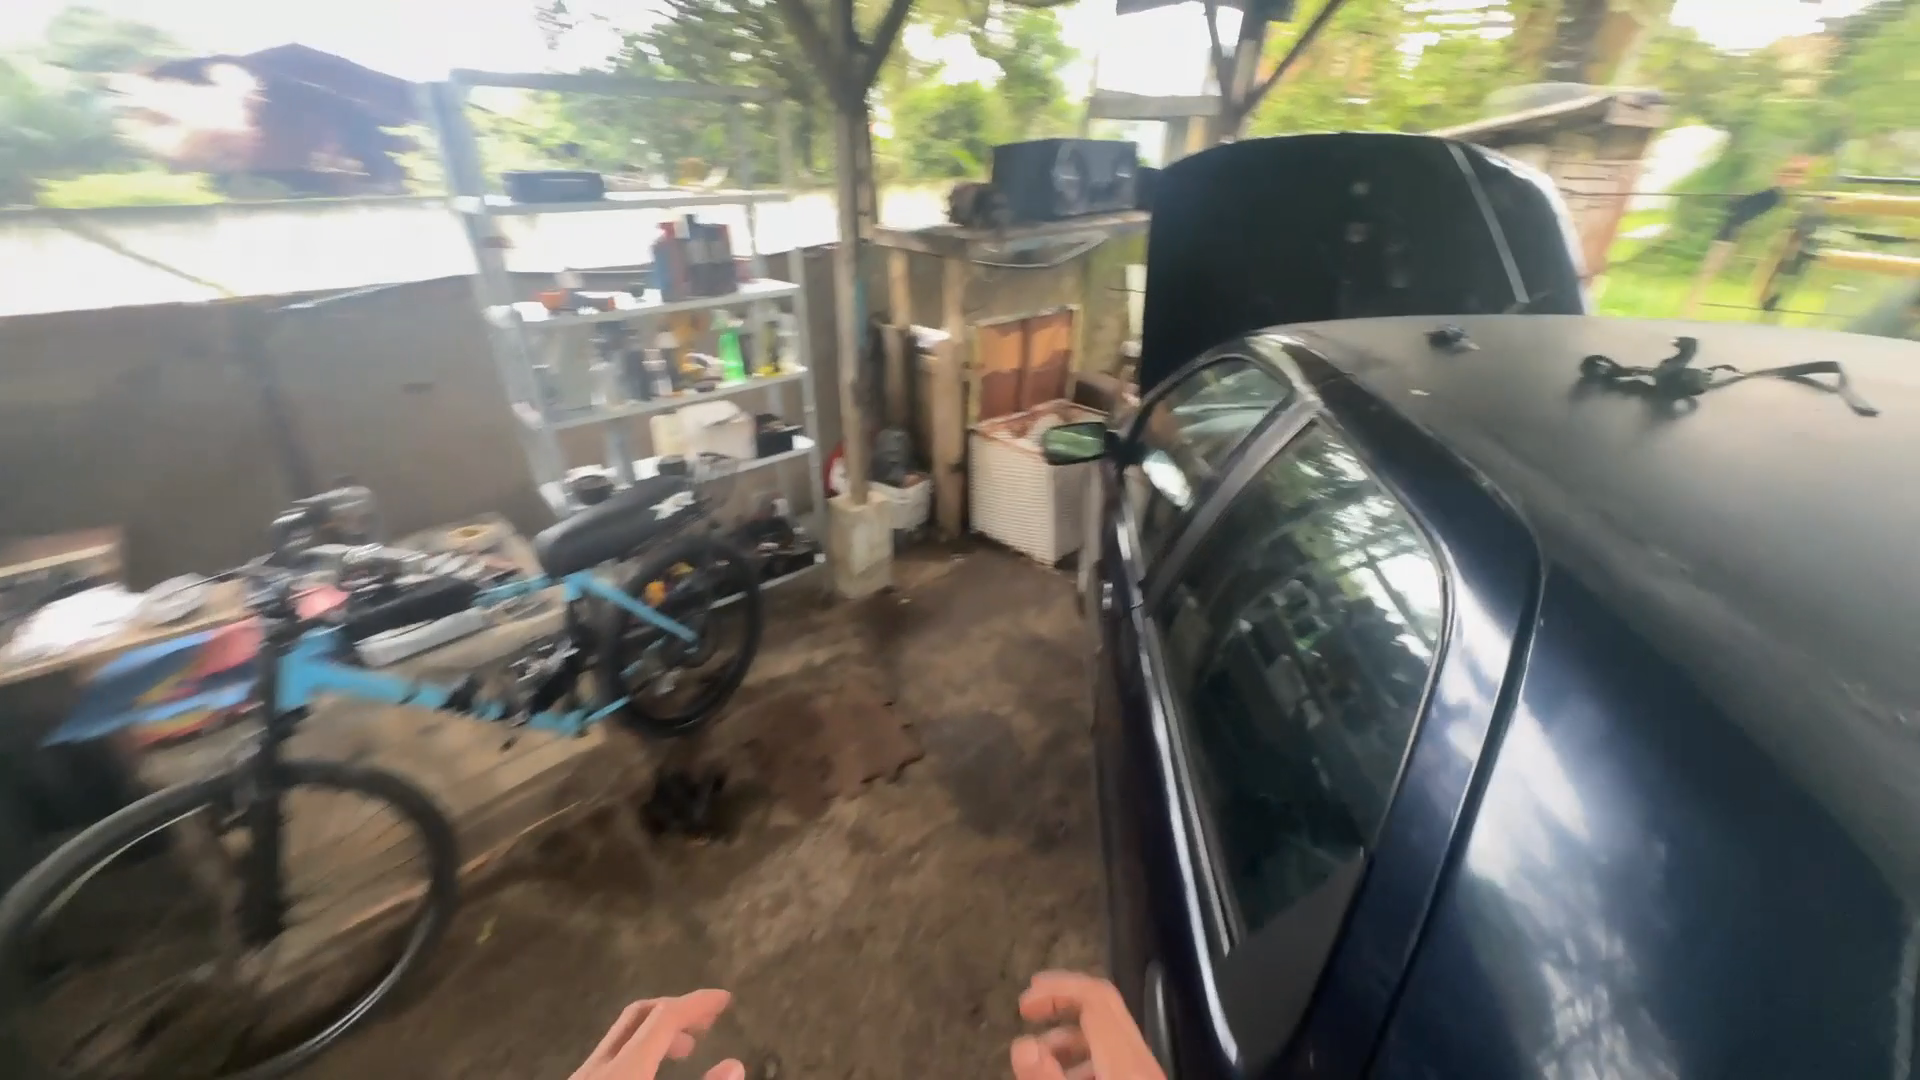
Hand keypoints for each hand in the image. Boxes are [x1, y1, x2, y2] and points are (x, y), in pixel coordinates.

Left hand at [570, 989, 744, 1079]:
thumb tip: (736, 1064)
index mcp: (623, 1070)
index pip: (664, 1016)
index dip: (697, 1002)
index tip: (725, 999)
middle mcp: (596, 1067)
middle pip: (639, 1015)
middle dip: (677, 1009)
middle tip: (708, 1019)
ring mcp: (582, 1077)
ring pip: (621, 1037)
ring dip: (658, 1031)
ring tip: (687, 1047)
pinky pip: (612, 1056)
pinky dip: (639, 1050)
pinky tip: (652, 1069)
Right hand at [1009, 971, 1163, 1079]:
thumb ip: (1047, 1077)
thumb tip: (1021, 1043)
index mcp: (1125, 1055)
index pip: (1093, 995)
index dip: (1057, 987)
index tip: (1024, 1002)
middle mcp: (1140, 1055)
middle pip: (1104, 1004)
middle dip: (1062, 998)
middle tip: (1027, 1008)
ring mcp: (1147, 1070)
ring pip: (1110, 1033)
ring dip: (1070, 1033)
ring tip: (1038, 1052)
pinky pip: (1116, 1055)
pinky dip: (1086, 1054)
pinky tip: (1065, 1074)